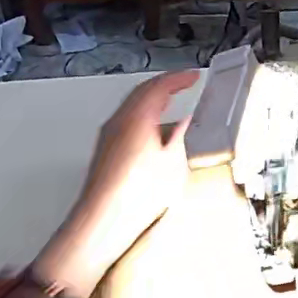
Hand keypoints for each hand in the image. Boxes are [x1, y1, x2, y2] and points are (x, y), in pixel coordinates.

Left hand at [34, 70, 198, 297]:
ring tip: (173, 105)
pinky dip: (145, 117)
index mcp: (137, 117)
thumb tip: (188, 122)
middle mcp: (119, 120)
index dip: (179, 78)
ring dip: (153, 102)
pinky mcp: (105, 151)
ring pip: (133, 107)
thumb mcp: (173, 163)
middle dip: (165, 86)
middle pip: (142, 92)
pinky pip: (127, 121)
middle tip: (184, 84)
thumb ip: (182, 137)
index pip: (159, 86)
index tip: (194, 76)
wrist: (102, 221)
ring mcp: (108, 135)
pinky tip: (155, 133)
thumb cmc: (138, 193)